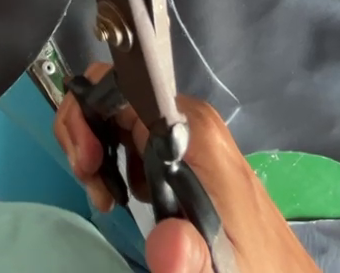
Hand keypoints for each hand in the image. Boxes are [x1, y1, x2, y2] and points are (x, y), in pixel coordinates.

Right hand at [53, 64, 319, 272]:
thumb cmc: (254, 264)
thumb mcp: (221, 266)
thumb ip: (190, 257)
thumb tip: (166, 243)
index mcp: (192, 130)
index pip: (120, 85)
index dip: (89, 114)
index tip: (89, 163)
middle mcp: (186, 115)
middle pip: (111, 93)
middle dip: (85, 132)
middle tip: (92, 183)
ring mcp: (183, 126)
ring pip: (115, 110)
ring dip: (94, 146)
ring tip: (105, 195)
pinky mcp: (180, 142)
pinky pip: (129, 129)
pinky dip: (112, 154)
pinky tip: (121, 192)